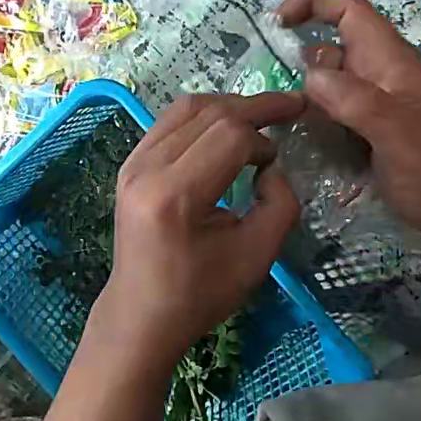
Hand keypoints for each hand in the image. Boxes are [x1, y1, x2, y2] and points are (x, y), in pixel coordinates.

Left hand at [88, 93, 304, 370]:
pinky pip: (170, 121)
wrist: (142, 314)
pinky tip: (226, 125)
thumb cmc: (200, 293)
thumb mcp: (257, 257)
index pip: (229, 137)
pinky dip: (204, 116)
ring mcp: (132, 163)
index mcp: (175, 196)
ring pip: (187, 108)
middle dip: (254, 108)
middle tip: (291, 107)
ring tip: (262, 114)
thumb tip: (270, 164)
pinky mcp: (130, 164)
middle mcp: (147, 169)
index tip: (276, 163)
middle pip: (209, 113)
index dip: (262, 140)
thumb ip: (279, 204)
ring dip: (229, 106)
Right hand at [277, 0, 420, 237]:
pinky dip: (312, 118)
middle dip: (299, 57)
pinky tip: (298, 139)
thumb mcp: (399, 133)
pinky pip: (331, 113)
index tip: (276, 23)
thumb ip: (356, 101)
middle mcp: (378, 75)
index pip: (349, 10)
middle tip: (273, 92)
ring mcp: (373, 104)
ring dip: (302, 93)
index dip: (313, 3)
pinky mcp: (367, 131)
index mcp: (388, 61)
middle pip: (331, 46)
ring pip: (328, 82)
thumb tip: (309, 76)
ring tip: (281, 118)